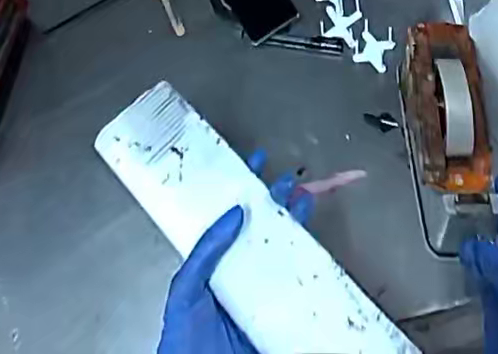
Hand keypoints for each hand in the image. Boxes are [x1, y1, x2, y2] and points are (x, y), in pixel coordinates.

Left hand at [158, 149, 313, 353]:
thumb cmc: (182, 346)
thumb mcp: (184, 292)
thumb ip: (205, 251)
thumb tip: (235, 212)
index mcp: (214, 263)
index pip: (232, 217)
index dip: (244, 187)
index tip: (256, 162)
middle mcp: (239, 271)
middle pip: (263, 227)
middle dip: (277, 200)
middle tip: (288, 179)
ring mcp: (262, 290)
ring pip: (284, 247)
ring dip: (295, 222)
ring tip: (304, 198)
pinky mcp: (281, 312)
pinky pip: (299, 281)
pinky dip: (311, 258)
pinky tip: (315, 240)